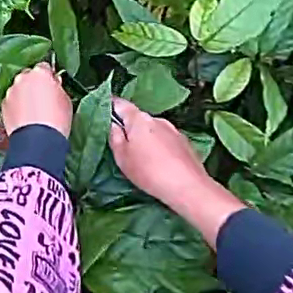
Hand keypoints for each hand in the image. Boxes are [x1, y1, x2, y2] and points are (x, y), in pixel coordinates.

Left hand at [2, 63, 72, 135]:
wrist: (38, 140)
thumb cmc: (57, 119)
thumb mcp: (65, 100)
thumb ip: (58, 87)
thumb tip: (53, 84)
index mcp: (39, 73)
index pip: (44, 67)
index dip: (48, 76)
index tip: (52, 84)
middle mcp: (21, 78)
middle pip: (28, 77)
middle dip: (34, 84)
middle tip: (42, 98)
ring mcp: (10, 91)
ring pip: (18, 89)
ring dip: (24, 95)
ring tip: (33, 111)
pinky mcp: (3, 104)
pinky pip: (12, 101)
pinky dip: (16, 106)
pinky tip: (24, 117)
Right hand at [110, 98, 247, 245]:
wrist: (189, 188)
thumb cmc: (149, 171)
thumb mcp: (122, 157)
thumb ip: (114, 137)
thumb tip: (113, 125)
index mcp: (139, 119)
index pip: (119, 103)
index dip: (109, 106)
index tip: (103, 114)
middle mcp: (157, 119)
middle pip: (137, 118)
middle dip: (129, 127)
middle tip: (122, 145)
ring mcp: (174, 131)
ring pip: (152, 129)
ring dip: (145, 138)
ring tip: (142, 157)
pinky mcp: (186, 144)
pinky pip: (166, 140)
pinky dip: (159, 147)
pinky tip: (159, 163)